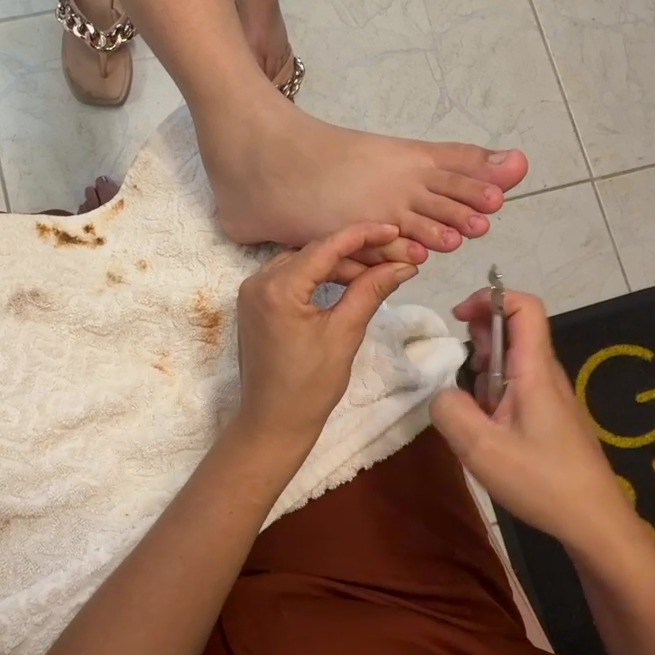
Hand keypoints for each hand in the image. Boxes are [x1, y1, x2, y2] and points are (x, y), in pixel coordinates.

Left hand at [233, 222, 417, 442]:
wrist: (272, 422)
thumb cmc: (309, 385)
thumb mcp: (344, 334)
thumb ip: (370, 291)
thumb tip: (402, 265)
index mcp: (277, 288)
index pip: (326, 247)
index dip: (363, 236)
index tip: (395, 232)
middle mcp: (258, 281)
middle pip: (314, 253)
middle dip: (356, 253)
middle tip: (395, 258)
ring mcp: (252, 291)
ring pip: (303, 263)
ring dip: (339, 265)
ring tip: (378, 272)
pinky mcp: (255, 303)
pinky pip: (291, 277)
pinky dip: (320, 277)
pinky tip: (349, 282)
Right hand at [431, 289, 640, 554]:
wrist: (596, 525)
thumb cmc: (542, 482)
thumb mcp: (480, 448)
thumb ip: (449, 409)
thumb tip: (443, 394)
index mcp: (534, 370)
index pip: (523, 306)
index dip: (489, 299)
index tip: (460, 319)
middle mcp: (545, 375)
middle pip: (511, 332)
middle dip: (477, 345)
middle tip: (463, 383)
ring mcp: (550, 397)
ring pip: (509, 364)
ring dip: (482, 377)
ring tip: (476, 418)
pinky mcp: (550, 418)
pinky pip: (515, 390)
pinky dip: (493, 399)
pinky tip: (490, 435)